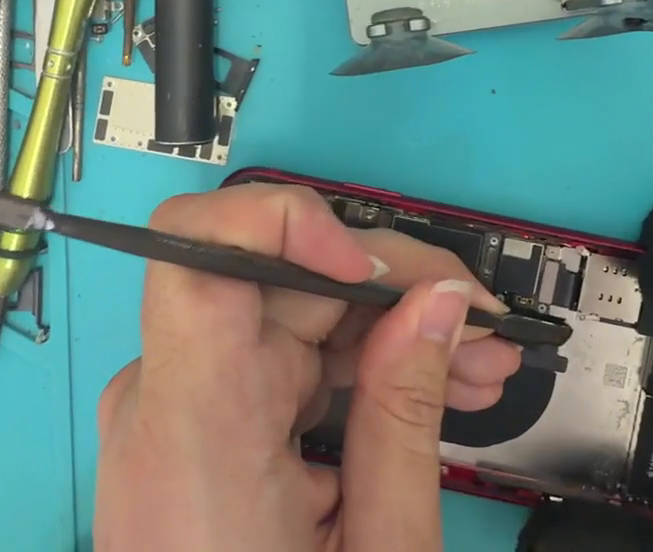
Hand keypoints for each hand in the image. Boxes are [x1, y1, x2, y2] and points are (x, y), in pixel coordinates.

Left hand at [95, 182, 521, 551]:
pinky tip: (429, 386)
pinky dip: (359, 363)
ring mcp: (182, 405)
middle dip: (389, 285)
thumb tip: (440, 300)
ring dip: (390, 326)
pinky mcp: (203, 420)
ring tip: (477, 367)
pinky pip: (287, 358)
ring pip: (295, 312)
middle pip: (277, 277)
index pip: (197, 253)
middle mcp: (169, 397)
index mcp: (193, 429)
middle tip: (484, 324)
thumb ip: (405, 414)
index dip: (283, 222)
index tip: (373, 262)